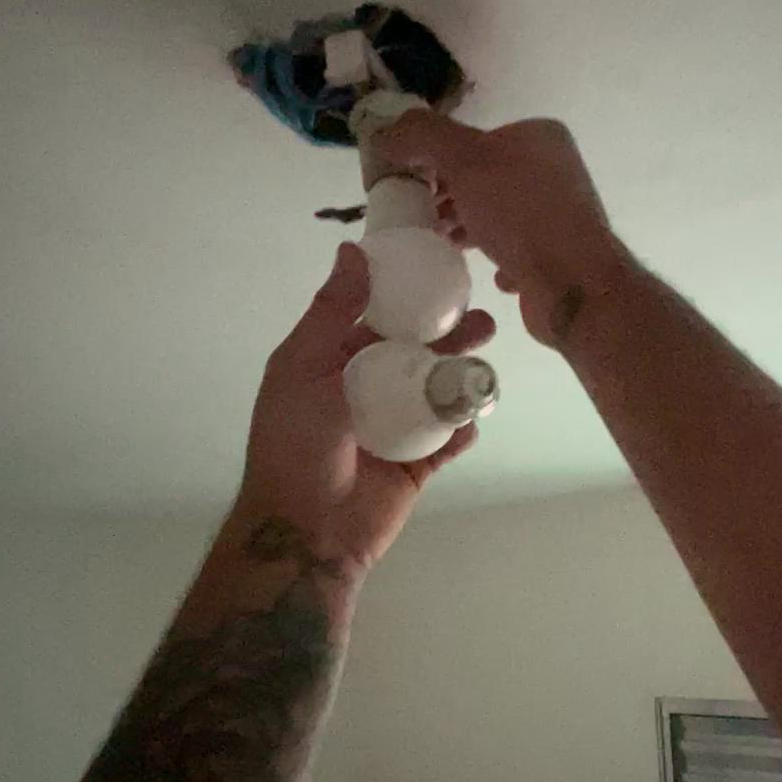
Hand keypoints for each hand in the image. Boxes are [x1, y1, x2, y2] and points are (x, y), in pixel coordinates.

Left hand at [235, 243, 494, 576]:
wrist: (307, 531)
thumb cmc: (296, 446)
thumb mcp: (303, 369)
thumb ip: (332, 313)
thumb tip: (351, 250)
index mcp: (336, 364)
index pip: (380, 323)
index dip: (411, 301)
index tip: (444, 281)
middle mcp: (368, 393)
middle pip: (417, 357)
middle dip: (450, 340)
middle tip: (484, 324)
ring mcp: (395, 430)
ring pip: (437, 396)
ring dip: (462, 381)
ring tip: (484, 372)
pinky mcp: (416, 466)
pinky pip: (445, 441)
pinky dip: (460, 430)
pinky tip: (471, 420)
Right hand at [376, 112, 634, 346]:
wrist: (573, 287)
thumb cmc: (521, 214)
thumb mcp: (464, 158)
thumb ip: (421, 136)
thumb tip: (383, 133)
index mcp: (541, 138)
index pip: (478, 138)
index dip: (439, 158)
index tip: (411, 183)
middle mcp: (557, 175)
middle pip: (487, 181)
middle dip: (451, 198)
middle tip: (421, 217)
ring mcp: (561, 221)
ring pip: (501, 220)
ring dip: (470, 231)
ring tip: (441, 245)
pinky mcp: (559, 262)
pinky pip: (518, 256)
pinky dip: (499, 263)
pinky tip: (487, 275)